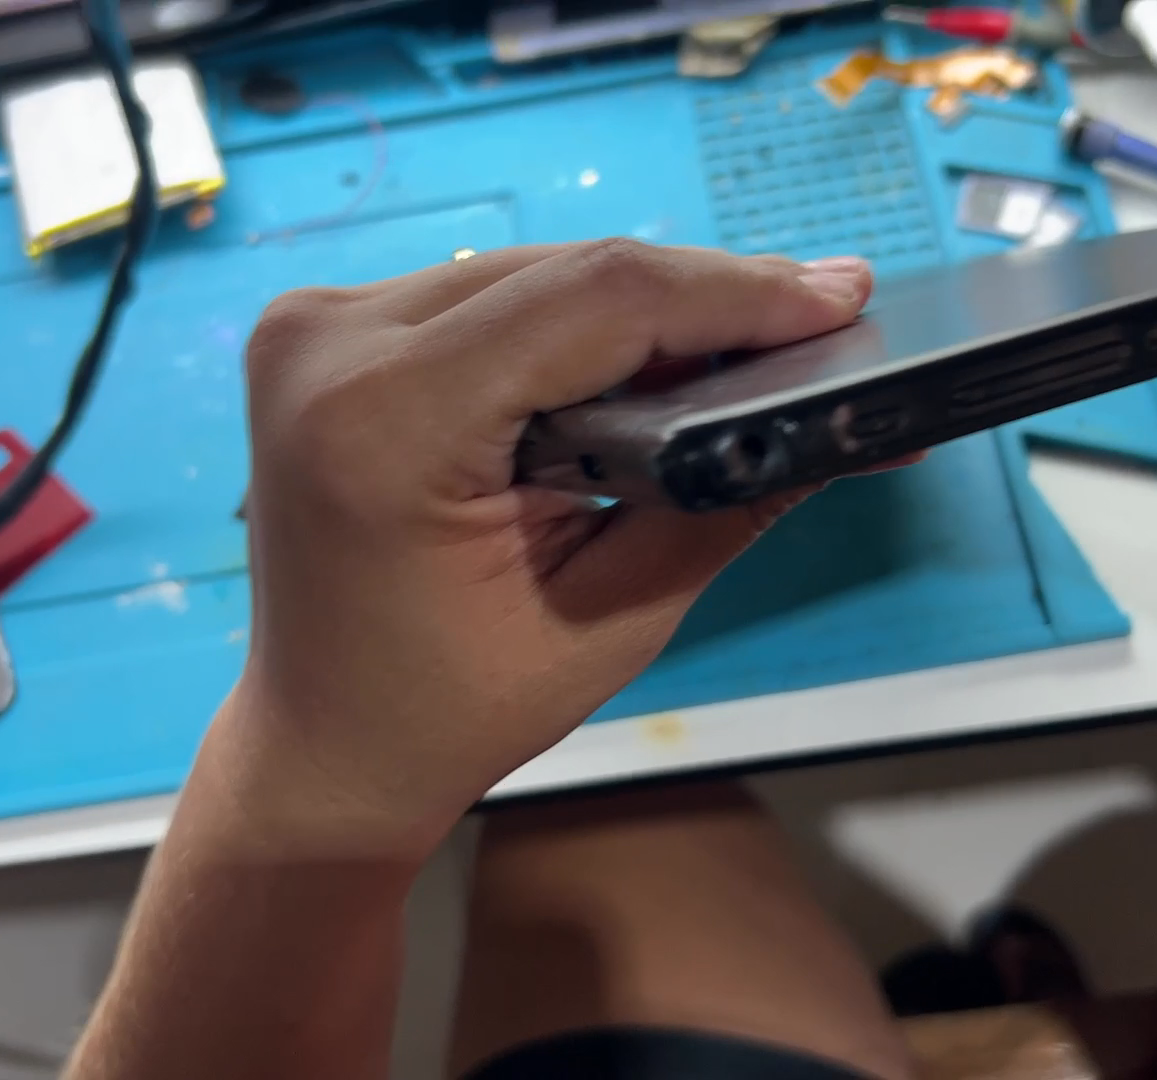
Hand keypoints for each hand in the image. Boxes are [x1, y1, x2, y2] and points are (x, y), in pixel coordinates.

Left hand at [224, 241, 872, 853]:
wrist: (326, 738)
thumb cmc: (456, 710)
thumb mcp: (614, 618)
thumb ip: (724, 506)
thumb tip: (832, 426)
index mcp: (386, 423)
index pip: (598, 302)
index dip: (735, 294)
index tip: (837, 300)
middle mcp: (331, 341)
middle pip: (569, 274)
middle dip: (704, 302)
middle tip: (812, 323)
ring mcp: (319, 327)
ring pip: (536, 275)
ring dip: (647, 313)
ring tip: (745, 348)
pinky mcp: (332, 335)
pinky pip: (493, 301)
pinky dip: (581, 329)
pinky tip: (648, 361)